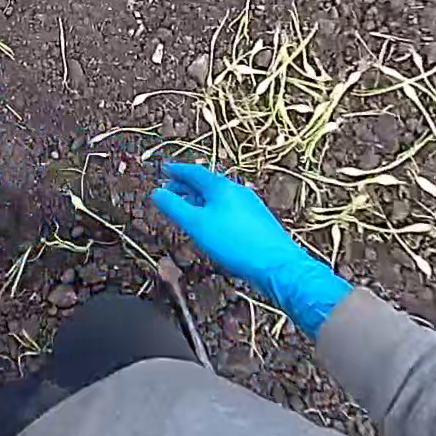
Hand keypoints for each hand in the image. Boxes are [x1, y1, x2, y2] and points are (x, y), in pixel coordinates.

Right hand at [151, 161, 352, 337]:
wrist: (278, 266)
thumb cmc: (235, 243)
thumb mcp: (196, 224)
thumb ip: (174, 207)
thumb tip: (157, 192)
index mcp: (220, 186)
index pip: (193, 171)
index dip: (176, 170)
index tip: (163, 169)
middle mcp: (236, 190)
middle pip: (206, 182)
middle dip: (185, 185)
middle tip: (169, 190)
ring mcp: (249, 204)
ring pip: (218, 196)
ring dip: (199, 198)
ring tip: (187, 208)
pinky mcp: (257, 220)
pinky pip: (228, 207)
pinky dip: (212, 208)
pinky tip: (211, 223)